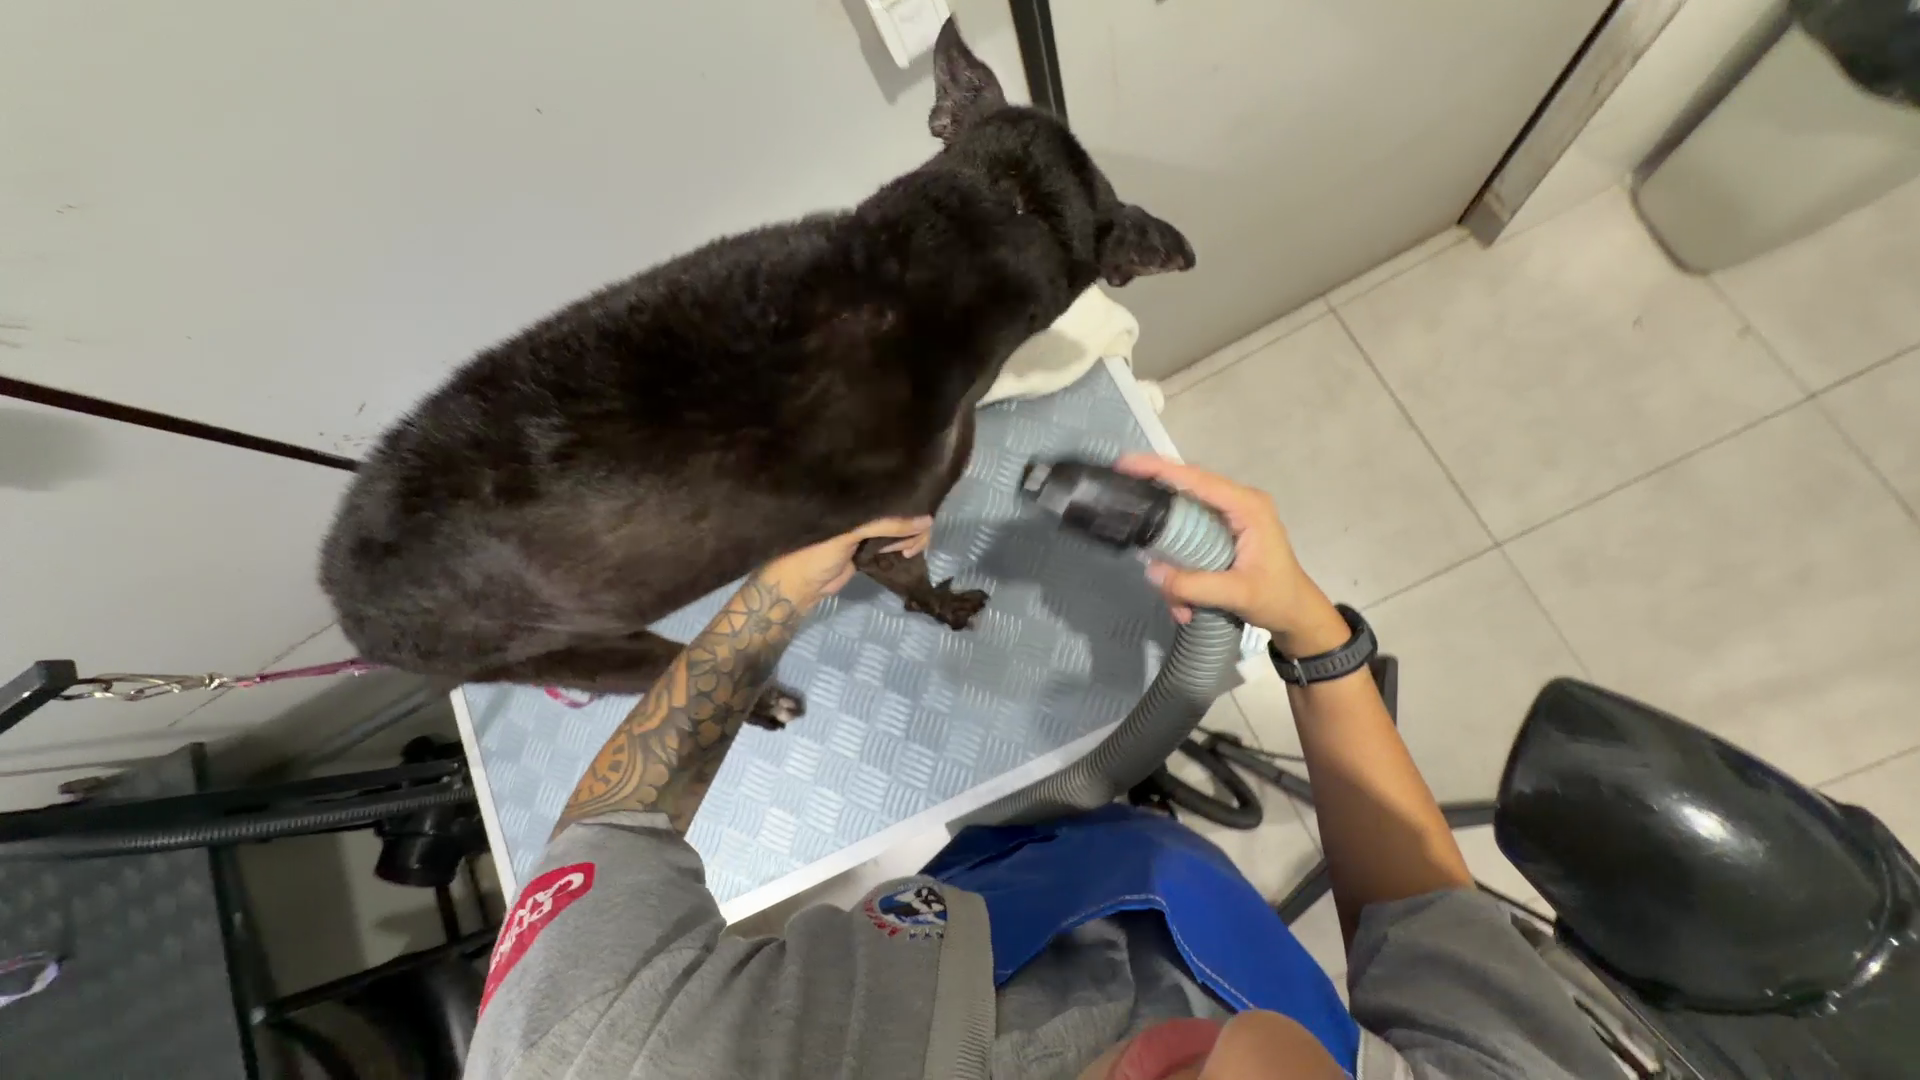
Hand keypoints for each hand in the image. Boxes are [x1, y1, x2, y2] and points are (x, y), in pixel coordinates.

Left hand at [756, 515, 934, 610]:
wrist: (801, 586)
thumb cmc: (816, 552)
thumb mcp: (851, 533)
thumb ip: (887, 525)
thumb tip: (927, 521)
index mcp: (853, 500)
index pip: (888, 492)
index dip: (908, 500)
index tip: (922, 514)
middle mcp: (861, 512)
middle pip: (899, 512)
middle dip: (912, 526)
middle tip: (910, 545)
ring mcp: (866, 531)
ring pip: (899, 530)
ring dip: (910, 539)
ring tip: (906, 552)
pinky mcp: (869, 549)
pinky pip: (893, 543)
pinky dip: (903, 547)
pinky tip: (907, 552)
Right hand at [1114, 455, 1348, 655]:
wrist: (1298, 615)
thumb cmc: (1277, 599)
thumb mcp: (1238, 594)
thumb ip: (1194, 585)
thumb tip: (1151, 570)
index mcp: (1247, 507)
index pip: (1197, 479)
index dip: (1160, 469)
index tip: (1127, 464)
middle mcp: (1236, 504)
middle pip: (1184, 495)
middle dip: (1158, 520)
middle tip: (1125, 519)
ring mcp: (1227, 518)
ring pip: (1181, 526)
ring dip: (1171, 564)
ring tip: (1180, 605)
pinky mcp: (1219, 534)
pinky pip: (1187, 542)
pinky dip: (1180, 573)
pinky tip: (1185, 605)